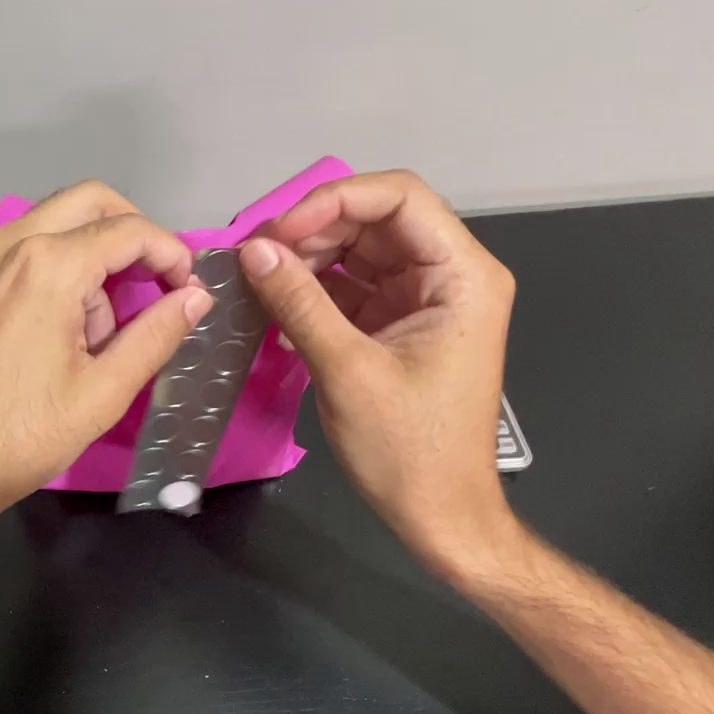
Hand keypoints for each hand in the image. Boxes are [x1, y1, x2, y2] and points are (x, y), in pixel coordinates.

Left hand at [0, 180, 212, 532]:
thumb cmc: (18, 439)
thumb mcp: (101, 394)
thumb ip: (156, 336)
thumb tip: (196, 297)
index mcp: (46, 266)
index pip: (128, 230)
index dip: (171, 252)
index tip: (187, 288)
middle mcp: (1, 246)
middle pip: (85, 202)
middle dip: (130, 233)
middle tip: (151, 283)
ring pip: (44, 227)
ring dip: (84, 258)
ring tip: (90, 334)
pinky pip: (8, 257)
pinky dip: (42, 274)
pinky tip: (42, 336)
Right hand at [238, 170, 516, 562]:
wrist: (438, 514)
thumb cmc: (408, 449)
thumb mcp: (347, 370)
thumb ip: (299, 303)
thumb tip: (253, 251)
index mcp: (461, 276)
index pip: (400, 198)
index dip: (333, 200)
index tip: (276, 232)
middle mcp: (447, 276)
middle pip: (374, 220)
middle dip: (311, 230)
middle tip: (254, 256)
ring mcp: (421, 300)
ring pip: (357, 251)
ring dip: (306, 260)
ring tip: (258, 280)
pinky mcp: (395, 325)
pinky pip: (349, 288)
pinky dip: (312, 292)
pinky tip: (275, 307)